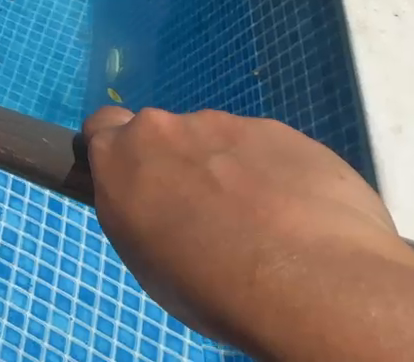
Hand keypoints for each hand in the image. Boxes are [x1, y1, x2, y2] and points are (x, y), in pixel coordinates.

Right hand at [82, 107, 413, 350]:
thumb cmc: (209, 286)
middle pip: (165, 135)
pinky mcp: (283, 134)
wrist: (312, 289)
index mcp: (117, 153)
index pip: (102, 126)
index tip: (146, 181)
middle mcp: (160, 127)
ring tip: (272, 222)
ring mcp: (222, 125)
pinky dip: (283, 175)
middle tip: (213, 213)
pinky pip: (273, 150)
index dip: (123, 150)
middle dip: (183, 163)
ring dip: (234, 170)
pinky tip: (306, 218)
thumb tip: (158, 202)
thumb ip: (137, 207)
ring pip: (221, 142)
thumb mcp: (143, 255)